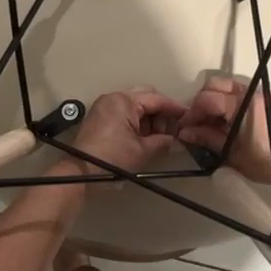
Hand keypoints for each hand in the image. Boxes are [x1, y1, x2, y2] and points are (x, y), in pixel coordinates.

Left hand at [67, 88, 186, 174]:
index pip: (156, 99)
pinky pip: (124, 112)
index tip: (188, 117)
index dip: (174, 108)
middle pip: (145, 97)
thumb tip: (176, 139)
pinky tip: (147, 135)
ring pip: (135, 104)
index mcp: (124, 101)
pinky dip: (137, 121)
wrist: (82, 173)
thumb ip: (162, 141)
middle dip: (161, 112)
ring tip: (162, 135)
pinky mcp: (100, 116)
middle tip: (174, 128)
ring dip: (150, 117)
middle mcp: (114, 98)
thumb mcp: (142, 150)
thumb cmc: (113, 158)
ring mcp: (105, 106)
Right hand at [177, 75, 270, 185]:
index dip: (192, 114)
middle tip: (196, 123)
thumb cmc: (267, 163)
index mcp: (243, 104)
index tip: (184, 128)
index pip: (207, 100)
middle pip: (216, 85)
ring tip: (210, 122)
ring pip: (228, 86)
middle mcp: (252, 91)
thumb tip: (185, 133)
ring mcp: (262, 93)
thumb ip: (208, 138)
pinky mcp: (268, 100)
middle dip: (201, 102)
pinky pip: (241, 92)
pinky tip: (227, 121)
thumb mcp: (233, 154)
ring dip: (215, 99)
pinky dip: (228, 101)